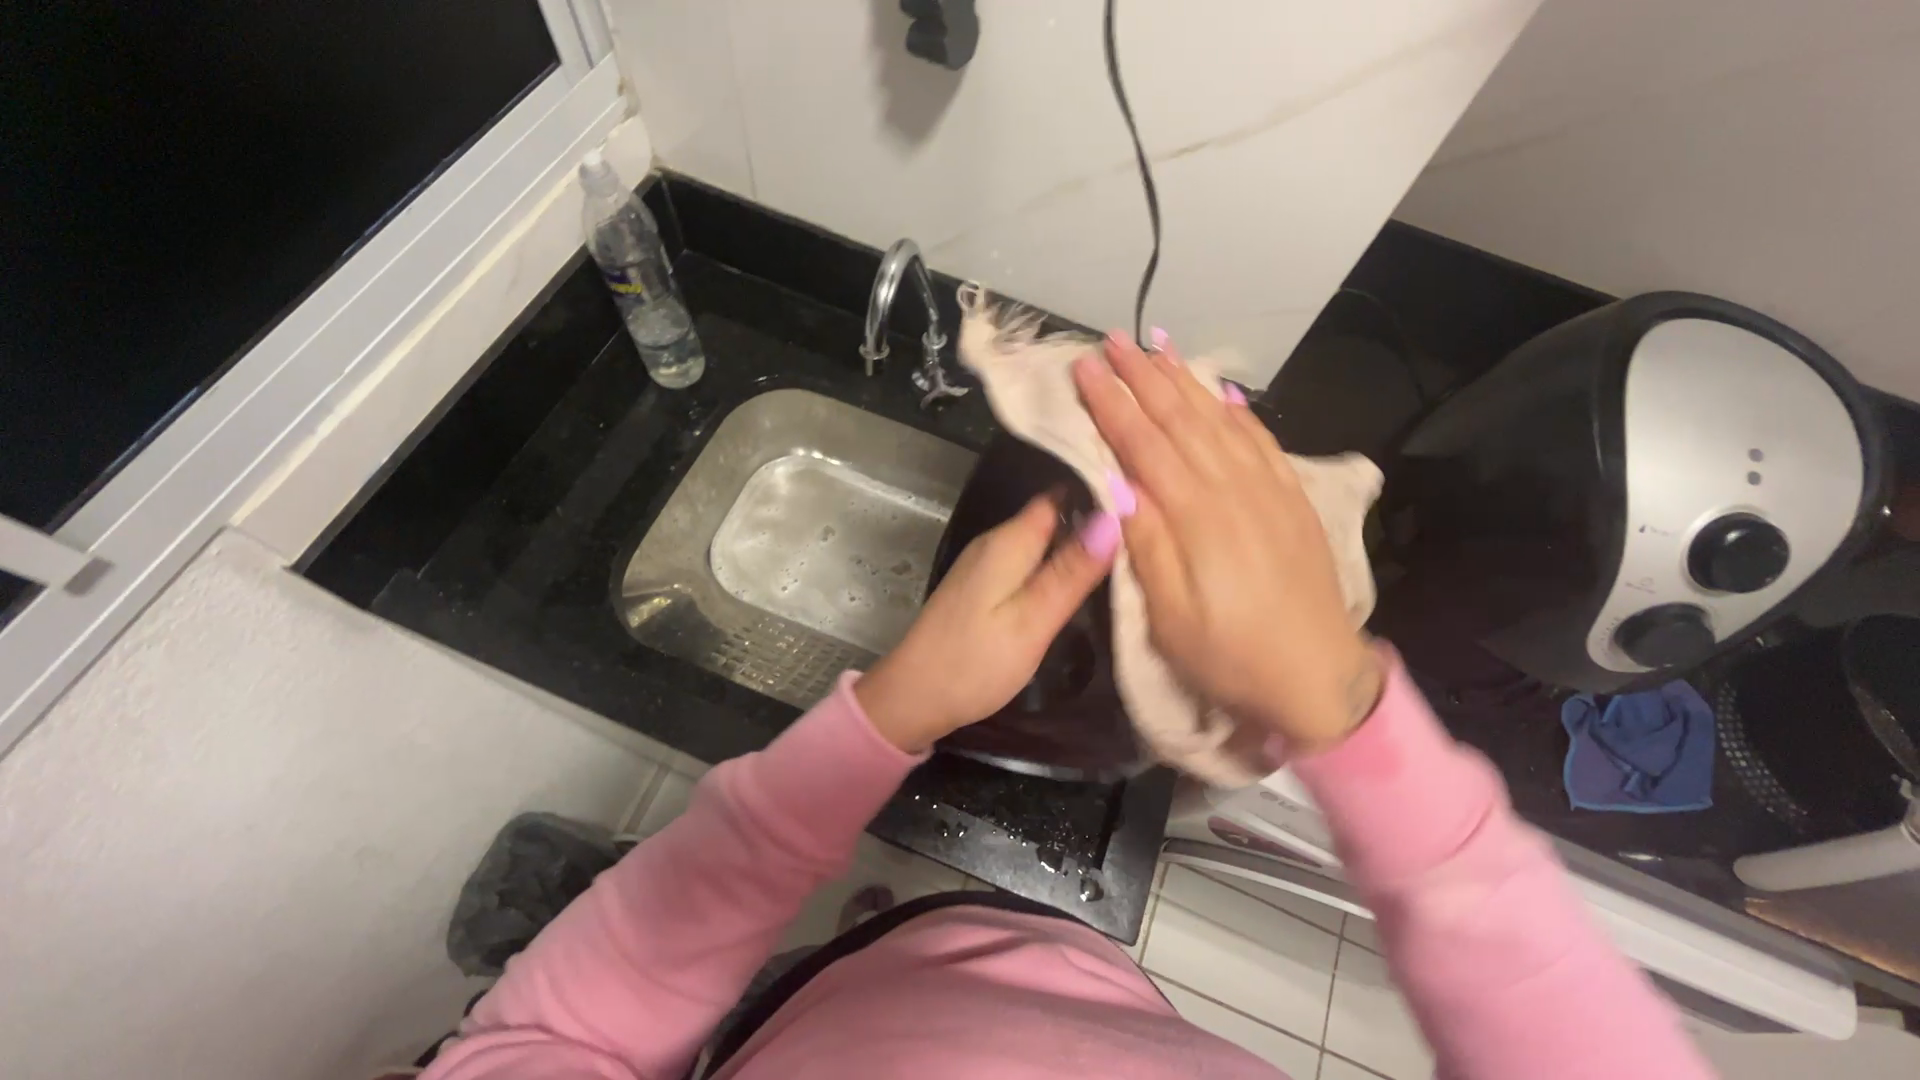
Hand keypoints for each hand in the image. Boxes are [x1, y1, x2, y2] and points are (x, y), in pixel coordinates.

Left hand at [857, 494, 1118, 752]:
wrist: (915, 697)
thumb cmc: (975, 662)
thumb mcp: (1032, 621)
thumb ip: (1070, 573)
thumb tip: (1113, 519)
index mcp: (1009, 541)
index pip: (1059, 494)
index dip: (1098, 490)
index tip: (1144, 497)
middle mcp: (996, 542)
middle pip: (1052, 514)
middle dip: (1094, 517)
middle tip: (1147, 529)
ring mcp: (987, 564)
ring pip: (1042, 539)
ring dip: (1078, 542)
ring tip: (1129, 551)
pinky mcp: (984, 586)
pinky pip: (1029, 561)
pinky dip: (1057, 564)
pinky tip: (1083, 579)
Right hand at [1072, 333, 1382, 750]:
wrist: (1317, 678)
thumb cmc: (1229, 655)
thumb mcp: (1170, 615)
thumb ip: (1144, 542)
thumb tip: (1115, 481)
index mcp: (1195, 515)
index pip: (1143, 444)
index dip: (1110, 404)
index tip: (1083, 368)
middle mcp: (1233, 488)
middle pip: (1180, 419)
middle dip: (1142, 376)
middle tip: (1111, 340)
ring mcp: (1268, 490)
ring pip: (1219, 419)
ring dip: (1184, 380)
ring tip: (1157, 346)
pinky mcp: (1291, 501)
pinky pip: (1261, 440)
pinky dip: (1236, 410)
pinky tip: (1222, 392)